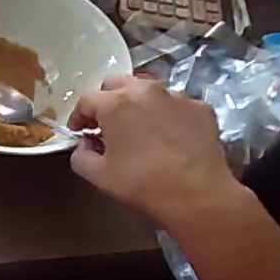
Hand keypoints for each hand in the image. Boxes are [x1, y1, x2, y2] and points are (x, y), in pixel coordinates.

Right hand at [68, 76, 250, 235]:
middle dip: (106, 102)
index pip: (87, 100)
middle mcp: (146, 90)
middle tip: (105, 126)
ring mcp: (177, 96)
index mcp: (116, 104)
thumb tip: (86, 145)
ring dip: (136, 105)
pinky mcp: (201, 108)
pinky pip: (175, 104)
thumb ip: (80, 156)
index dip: (78, 116)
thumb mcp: (98, 177)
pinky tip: (167, 136)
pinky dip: (165, 115)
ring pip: (148, 90)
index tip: (79, 132)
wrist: (197, 195)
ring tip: (137, 129)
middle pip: (117, 84)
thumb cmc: (141, 184)